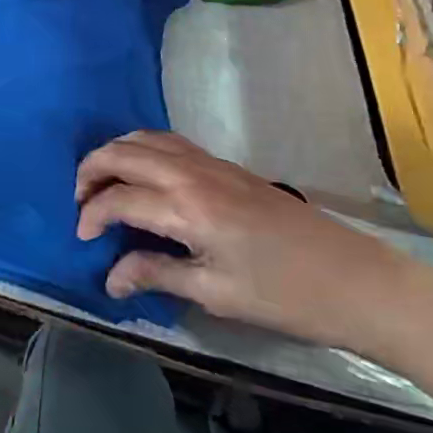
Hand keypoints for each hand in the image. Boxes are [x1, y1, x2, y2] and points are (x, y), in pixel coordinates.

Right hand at [76, 131, 432, 363]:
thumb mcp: (215, 294)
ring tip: (103, 184)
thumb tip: (110, 277)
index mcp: (189, 207)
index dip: (91, 216)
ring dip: (117, 153)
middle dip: (91, 170)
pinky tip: (143, 175)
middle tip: (79, 202)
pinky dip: (143, 149)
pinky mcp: (227, 165)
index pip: (119, 199)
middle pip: (126, 152)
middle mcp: (194, 173)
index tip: (82, 241)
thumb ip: (157, 274)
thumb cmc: (284, 295)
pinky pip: (170, 142)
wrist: (354, 278)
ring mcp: (213, 163)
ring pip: (148, 138)